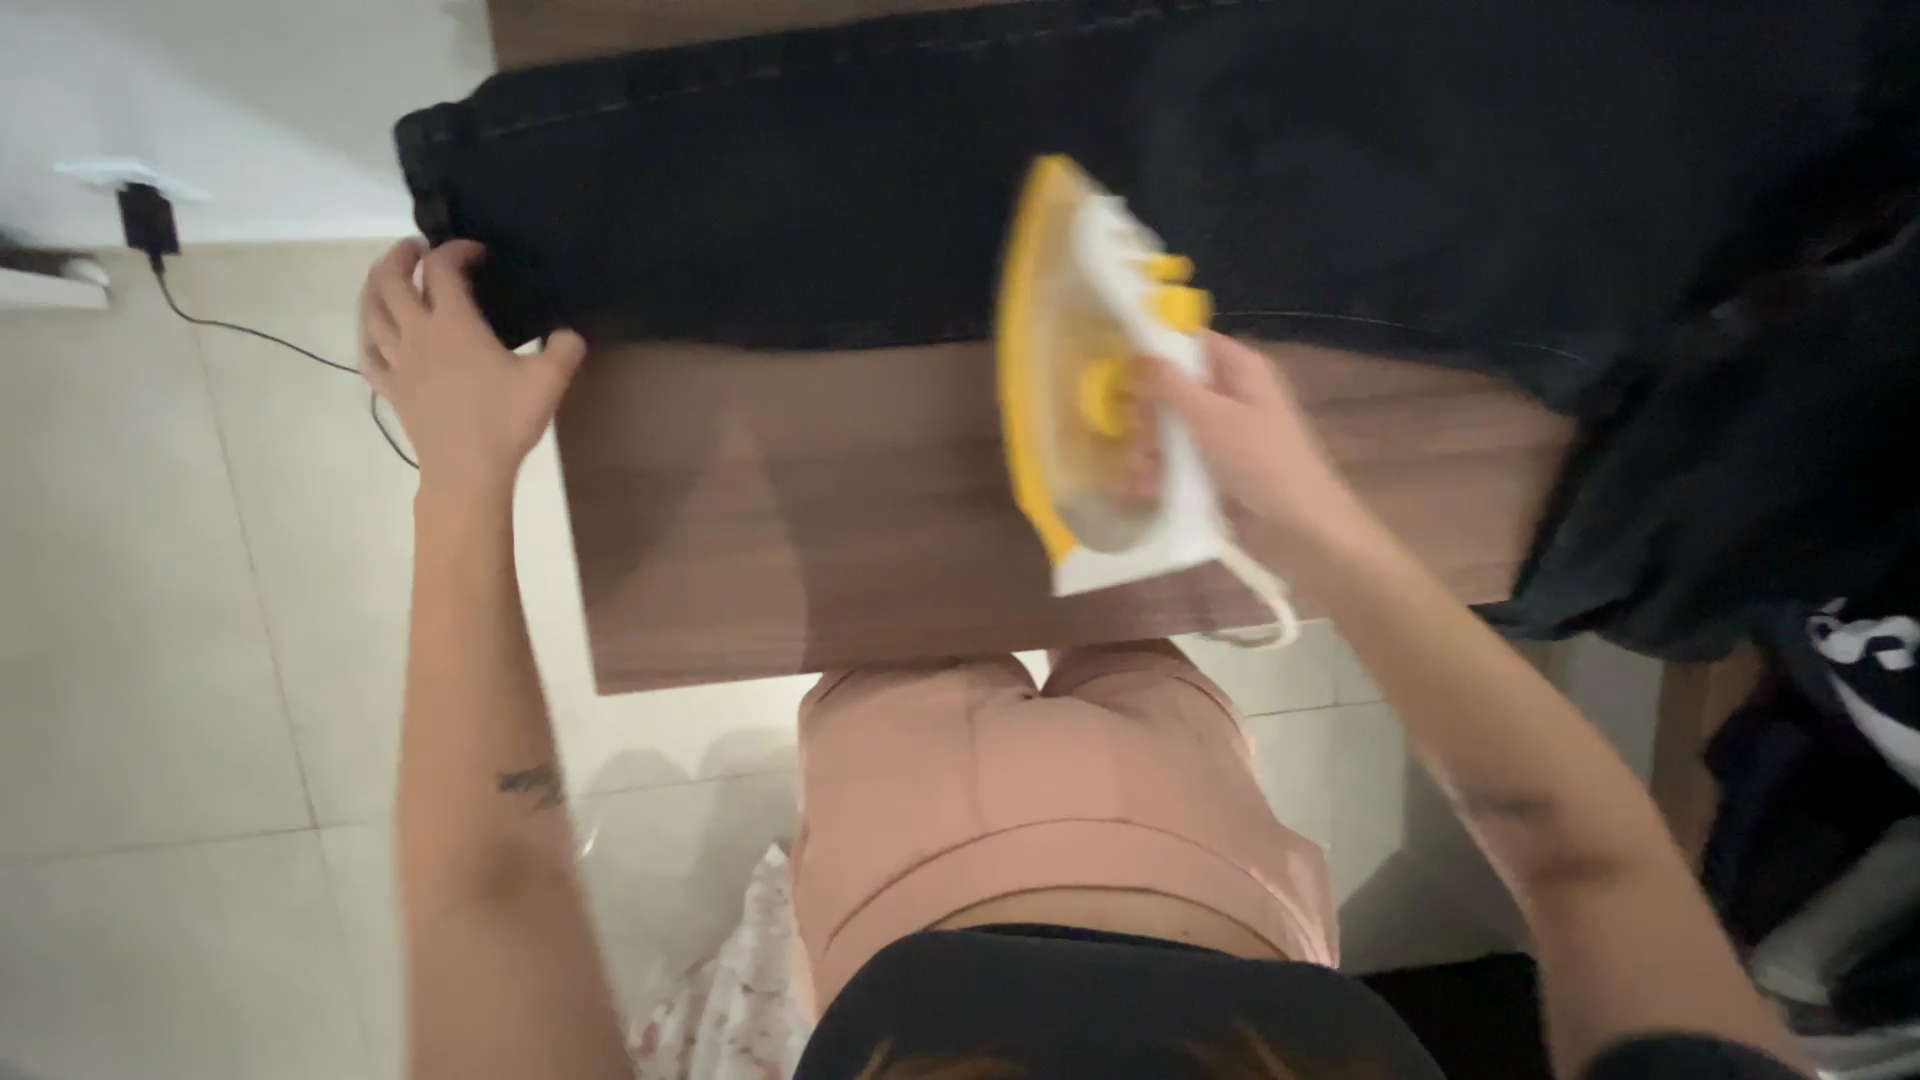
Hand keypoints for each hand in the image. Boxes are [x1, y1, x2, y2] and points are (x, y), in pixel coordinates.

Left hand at [359, 238, 585, 498]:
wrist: (468, 468)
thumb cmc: (507, 420)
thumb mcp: (549, 381)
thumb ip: (564, 350)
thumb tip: (570, 334)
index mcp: (454, 325)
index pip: (443, 271)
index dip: (456, 251)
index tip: (475, 251)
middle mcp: (417, 334)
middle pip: (390, 281)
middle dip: (401, 256)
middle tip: (416, 248)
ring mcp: (398, 361)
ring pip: (371, 311)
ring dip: (375, 286)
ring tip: (388, 279)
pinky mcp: (392, 388)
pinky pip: (369, 353)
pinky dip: (370, 335)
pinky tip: (377, 335)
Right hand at [1136, 332, 1367, 550]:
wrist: (1297, 526)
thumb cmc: (1259, 460)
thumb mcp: (1211, 417)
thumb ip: (1172, 385)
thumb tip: (1141, 355)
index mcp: (1240, 371)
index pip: (1193, 343)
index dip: (1160, 352)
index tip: (1127, 372)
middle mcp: (1231, 396)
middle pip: (1174, 389)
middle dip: (1150, 413)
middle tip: (1140, 432)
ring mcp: (1223, 435)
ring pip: (1172, 428)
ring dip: (1150, 449)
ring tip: (1140, 473)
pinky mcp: (1215, 469)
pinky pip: (1179, 461)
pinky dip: (1160, 472)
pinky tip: (1141, 489)